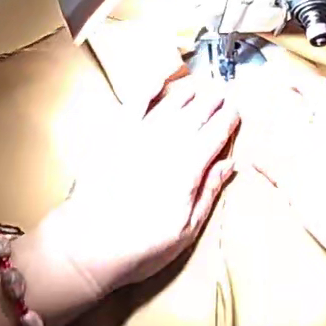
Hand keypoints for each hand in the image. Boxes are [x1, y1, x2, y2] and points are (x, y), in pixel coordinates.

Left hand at [19, 74, 238, 322]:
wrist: (89, 243)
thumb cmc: (140, 244)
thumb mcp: (187, 229)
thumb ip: (209, 191)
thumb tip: (229, 164)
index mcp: (189, 167)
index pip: (216, 134)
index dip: (229, 120)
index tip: (237, 110)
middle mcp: (167, 144)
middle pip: (196, 114)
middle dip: (212, 102)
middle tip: (223, 93)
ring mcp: (139, 135)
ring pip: (170, 105)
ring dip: (188, 94)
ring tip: (200, 86)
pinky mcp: (115, 133)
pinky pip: (135, 102)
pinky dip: (149, 87)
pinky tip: (160, 80)